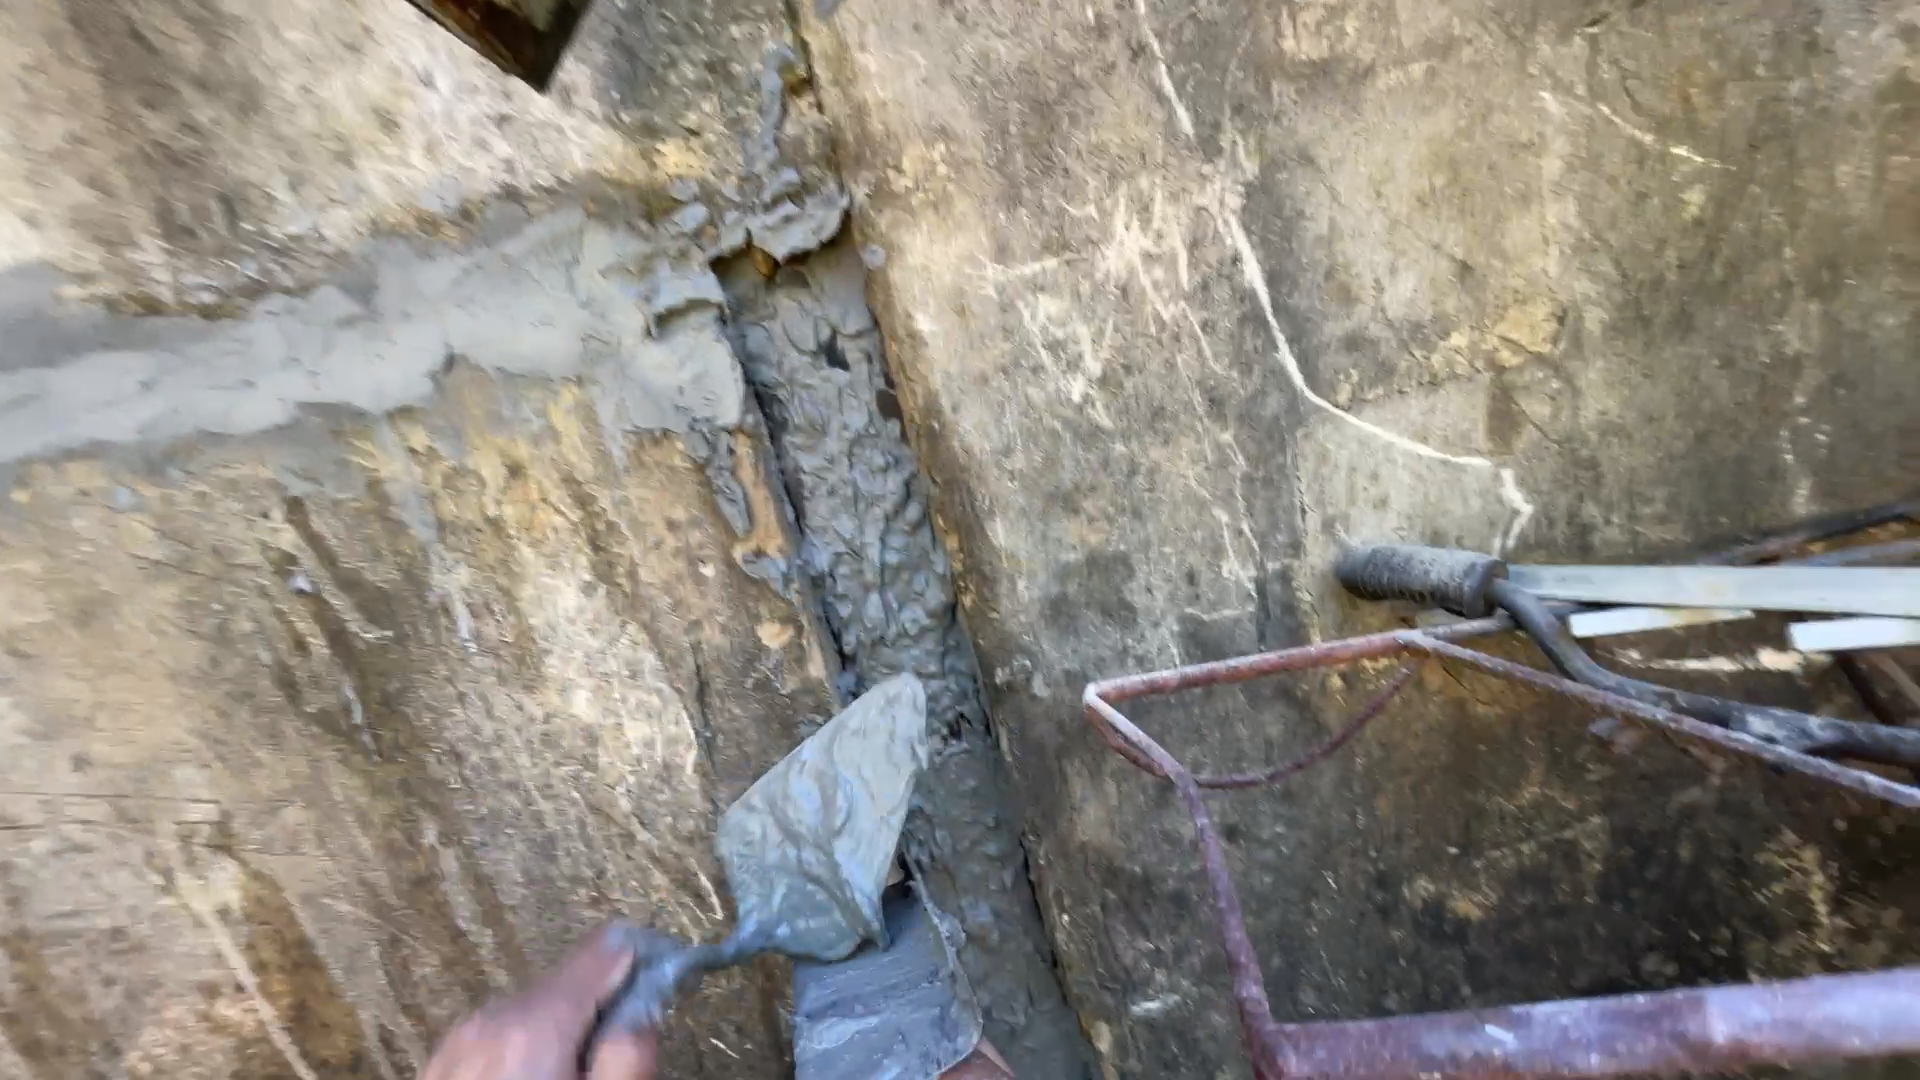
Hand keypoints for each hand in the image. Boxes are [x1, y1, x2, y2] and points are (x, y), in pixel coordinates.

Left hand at [423, 924, 657, 1079]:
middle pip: (574, 978)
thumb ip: (631, 1055)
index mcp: (536, 1023)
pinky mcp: (441, 1063)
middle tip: (607, 1067)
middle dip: (602, 1009)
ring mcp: (459, 1040)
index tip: (660, 998)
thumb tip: (642, 1006)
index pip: (607, 948)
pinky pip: (504, 1031)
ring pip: (539, 1005)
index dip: (644, 963)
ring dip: (565, 1030)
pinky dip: (529, 1048)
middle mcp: (494, 1015)